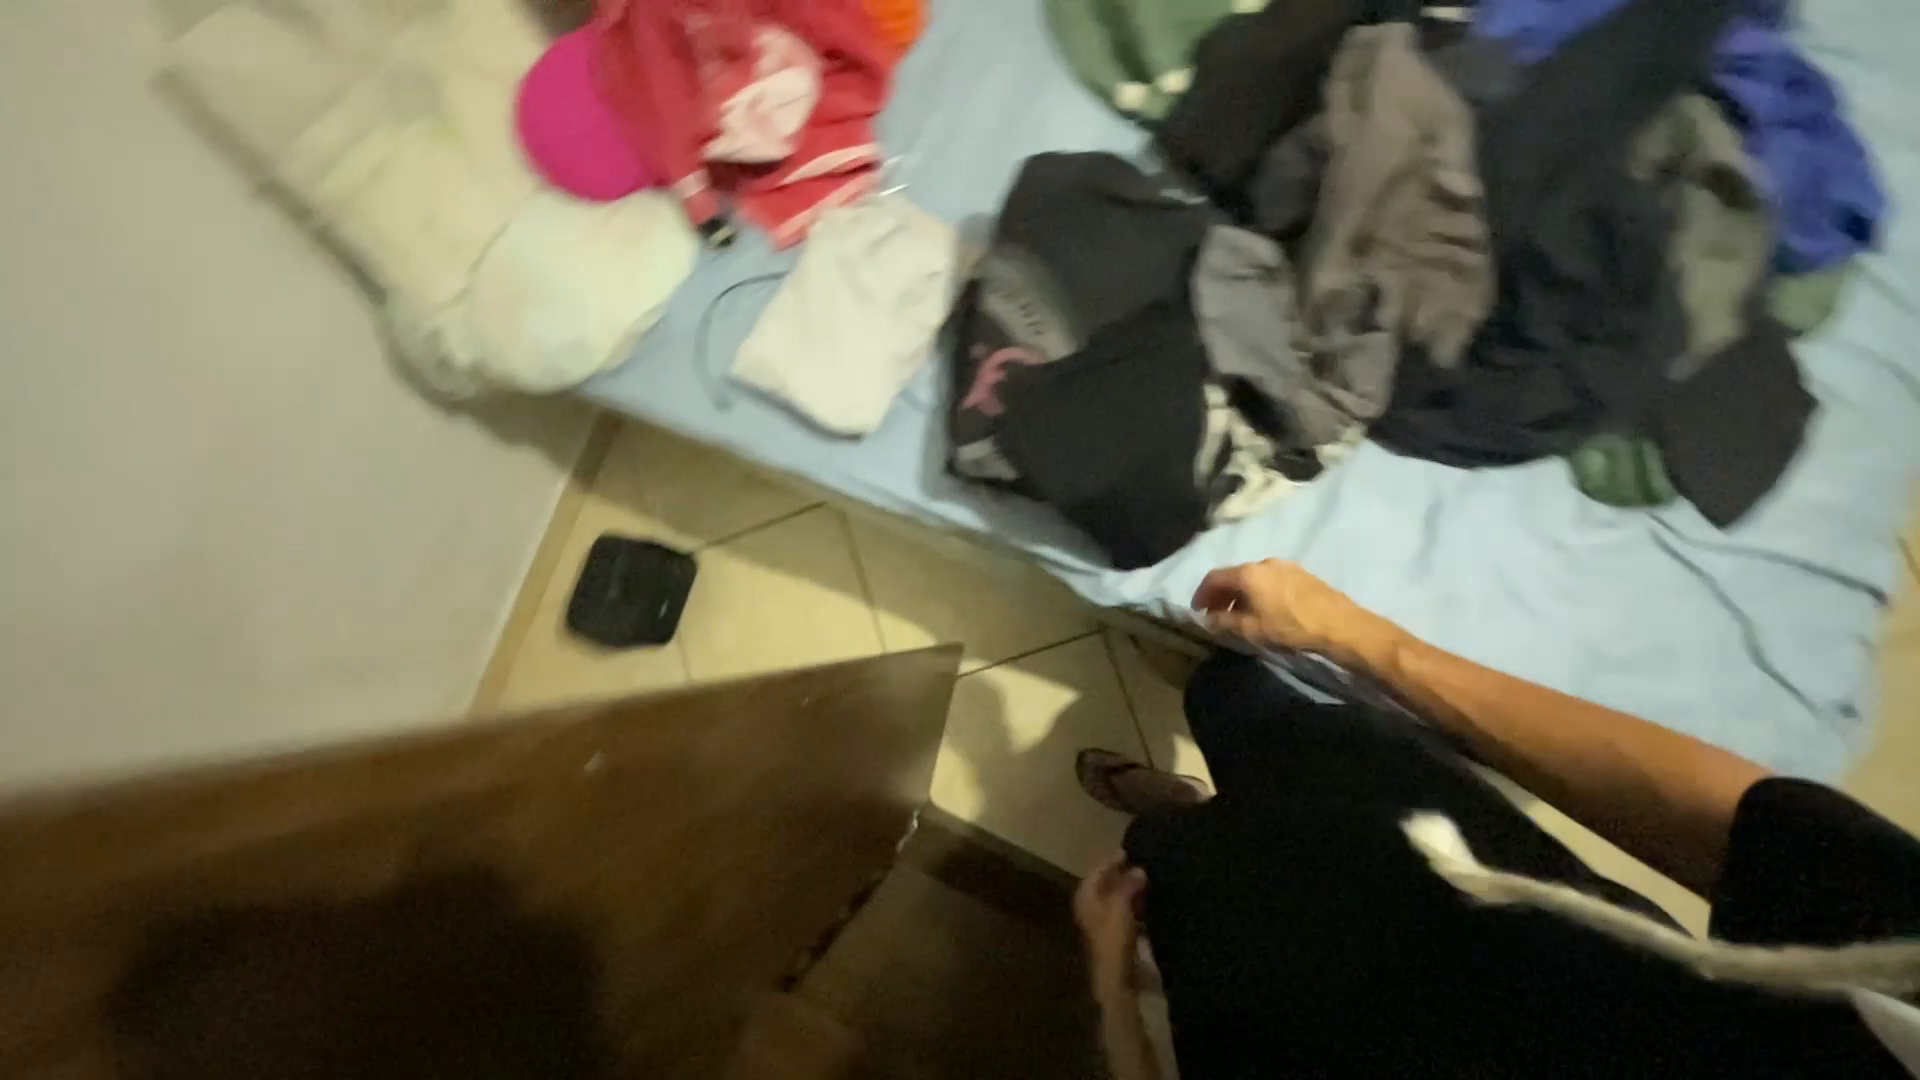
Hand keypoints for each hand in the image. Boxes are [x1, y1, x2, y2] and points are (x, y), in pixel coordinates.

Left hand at [1075, 851, 1146, 1001]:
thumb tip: (1139, 869)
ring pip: (1117, 898)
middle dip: (1124, 874)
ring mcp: (1102, 921)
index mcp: (1085, 895)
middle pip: (1107, 883)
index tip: (1130, 850)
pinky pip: (1126, 913)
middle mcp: (1090, 906)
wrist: (1116, 980)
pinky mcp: (1115, 935)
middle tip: (1143, 864)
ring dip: (1131, 890)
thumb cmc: (1113, 938)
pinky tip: (1150, 903)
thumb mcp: (1120, 906)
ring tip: (1150, 880)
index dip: (1112, 859)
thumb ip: (1128, 884)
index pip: (1098, 869)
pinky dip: (1136, 906)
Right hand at [1191, 559, 1395, 662]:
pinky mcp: (1302, 573)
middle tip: (1217, 613)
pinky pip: (1270, 579)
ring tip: (1241, 613)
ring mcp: (1285, 566)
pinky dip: (1259, 591)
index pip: (1214, 577)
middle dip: (1221, 594)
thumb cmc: (1290, 627)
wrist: (1340, 626)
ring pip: (1253, 577)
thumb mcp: (1251, 629)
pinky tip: (1265, 608)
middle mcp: (1264, 562)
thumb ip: (1224, 622)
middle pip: (1234, 575)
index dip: (1201, 594)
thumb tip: (1208, 619)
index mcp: (1248, 573)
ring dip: (1241, 593)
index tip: (1198, 611)